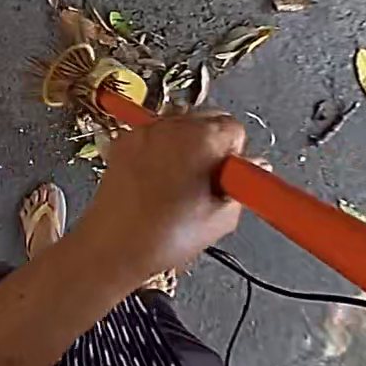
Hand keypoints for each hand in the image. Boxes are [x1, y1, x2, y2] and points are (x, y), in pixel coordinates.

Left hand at [74, 110, 247, 278]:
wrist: (111, 245)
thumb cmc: (162, 235)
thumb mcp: (220, 219)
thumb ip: (244, 188)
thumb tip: (253, 170)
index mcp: (201, 138)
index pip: (234, 128)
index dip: (235, 155)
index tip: (228, 176)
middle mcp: (171, 125)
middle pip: (207, 120)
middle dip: (212, 145)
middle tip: (207, 181)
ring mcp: (144, 131)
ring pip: (179, 125)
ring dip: (186, 145)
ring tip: (180, 183)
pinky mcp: (124, 141)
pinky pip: (153, 135)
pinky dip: (160, 149)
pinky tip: (157, 180)